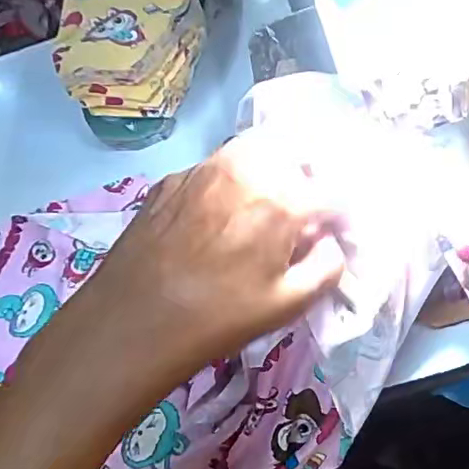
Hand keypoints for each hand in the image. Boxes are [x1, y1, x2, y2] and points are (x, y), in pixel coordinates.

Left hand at [49, 131, 347, 391]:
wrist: (132, 319)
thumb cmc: (218, 317)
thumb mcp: (287, 304)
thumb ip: (326, 267)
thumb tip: (329, 243)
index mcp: (282, 199)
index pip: (330, 191)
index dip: (336, 214)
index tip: (328, 234)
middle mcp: (246, 168)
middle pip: (293, 153)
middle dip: (304, 177)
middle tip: (297, 212)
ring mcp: (203, 168)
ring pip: (251, 149)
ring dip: (268, 168)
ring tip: (258, 206)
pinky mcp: (171, 178)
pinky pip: (213, 166)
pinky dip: (228, 181)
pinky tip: (213, 217)